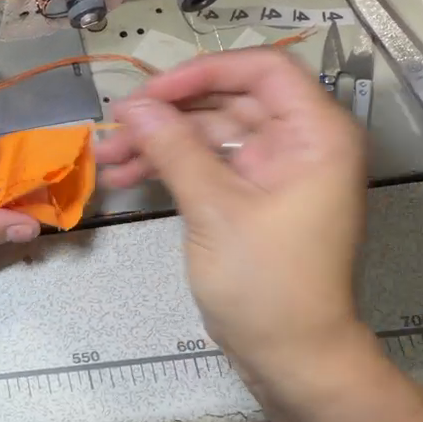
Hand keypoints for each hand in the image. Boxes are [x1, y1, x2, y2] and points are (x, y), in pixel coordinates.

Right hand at [95, 49, 371, 381]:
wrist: (288, 350)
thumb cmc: (266, 280)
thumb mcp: (215, 209)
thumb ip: (173, 149)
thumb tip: (130, 106)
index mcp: (315, 134)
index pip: (260, 71)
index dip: (199, 73)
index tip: (144, 95)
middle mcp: (297, 143)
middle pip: (226, 102)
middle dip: (166, 114)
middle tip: (113, 130)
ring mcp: (271, 172)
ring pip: (207, 136)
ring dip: (157, 144)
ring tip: (107, 161)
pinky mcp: (248, 199)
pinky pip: (204, 166)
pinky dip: (167, 169)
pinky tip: (126, 179)